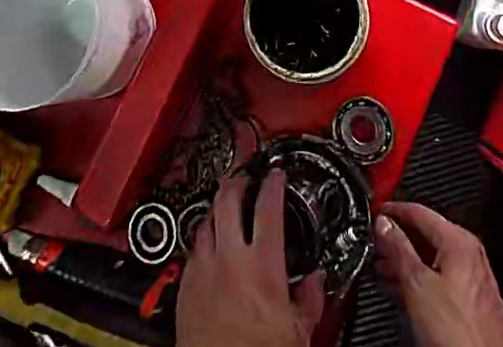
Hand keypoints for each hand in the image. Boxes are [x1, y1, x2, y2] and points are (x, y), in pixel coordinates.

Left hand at [176, 170, 324, 346]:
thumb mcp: (298, 328)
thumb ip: (310, 297)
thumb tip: (316, 281)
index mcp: (262, 263)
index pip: (268, 206)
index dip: (273, 183)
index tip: (276, 174)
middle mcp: (230, 260)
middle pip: (228, 202)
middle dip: (237, 183)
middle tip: (244, 177)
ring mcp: (205, 271)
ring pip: (205, 222)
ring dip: (217, 209)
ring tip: (225, 203)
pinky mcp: (186, 288)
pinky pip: (192, 250)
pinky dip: (202, 239)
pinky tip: (208, 242)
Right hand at [373, 202, 502, 346]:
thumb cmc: (462, 333)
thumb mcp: (419, 286)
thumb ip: (399, 251)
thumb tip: (384, 225)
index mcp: (459, 241)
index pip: (420, 212)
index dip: (394, 211)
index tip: (375, 212)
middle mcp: (469, 253)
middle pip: (426, 232)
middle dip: (398, 236)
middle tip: (374, 239)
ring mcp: (471, 275)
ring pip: (431, 255)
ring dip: (405, 257)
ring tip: (382, 263)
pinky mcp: (469, 298)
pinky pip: (438, 275)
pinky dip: (418, 275)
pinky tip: (403, 287)